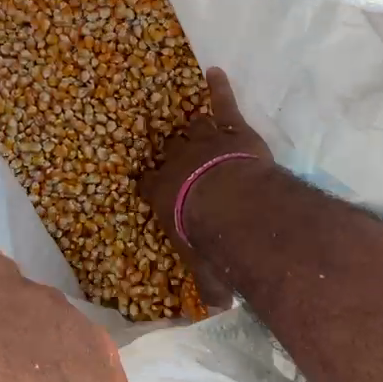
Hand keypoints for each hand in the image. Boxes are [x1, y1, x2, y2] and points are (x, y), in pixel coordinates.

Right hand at [138, 68, 272, 302]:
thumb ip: (213, 284)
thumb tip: (218, 310)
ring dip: (192, 122)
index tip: (148, 185)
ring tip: (184, 109)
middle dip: (171, 152)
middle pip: (169, 153)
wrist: (235, 206)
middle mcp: (177, 163)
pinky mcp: (231, 129)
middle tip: (169, 148)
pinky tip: (215, 71)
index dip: (149, 186)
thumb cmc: (211, 239)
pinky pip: (223, 104)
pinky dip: (219, 88)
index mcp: (162, 195)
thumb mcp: (207, 268)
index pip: (148, 186)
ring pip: (193, 127)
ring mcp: (203, 143)